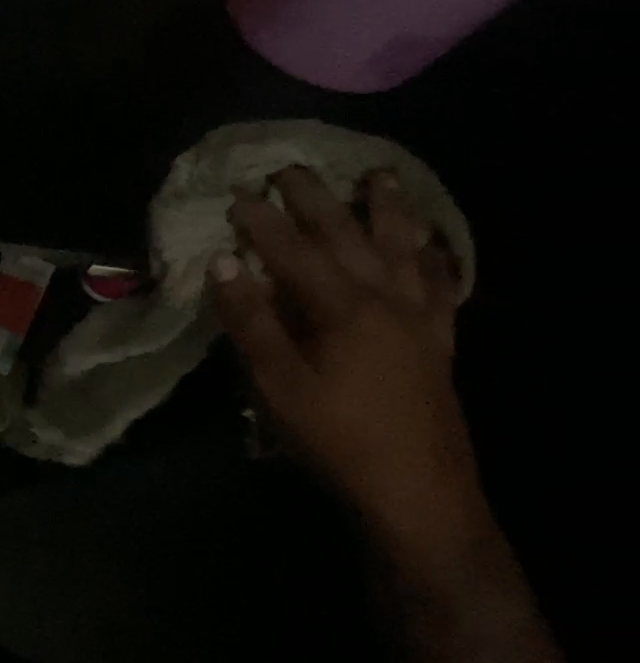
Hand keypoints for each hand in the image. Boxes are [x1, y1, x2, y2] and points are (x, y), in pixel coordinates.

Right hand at [214, 167, 478, 540]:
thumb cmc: (333, 436)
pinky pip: (440, 286)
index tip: (234, 190)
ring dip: (388, 211)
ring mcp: (420, 320)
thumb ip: (249, 318)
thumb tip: (223, 260)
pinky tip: (427, 245)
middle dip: (316, 200)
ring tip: (379, 177)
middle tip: (291, 167)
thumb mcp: (274, 381)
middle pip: (348, 237)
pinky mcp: (438, 342)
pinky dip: (433, 257)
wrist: (417, 495)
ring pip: (403, 251)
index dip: (260, 219)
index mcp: (342, 309)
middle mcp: (386, 302)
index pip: (291, 250)